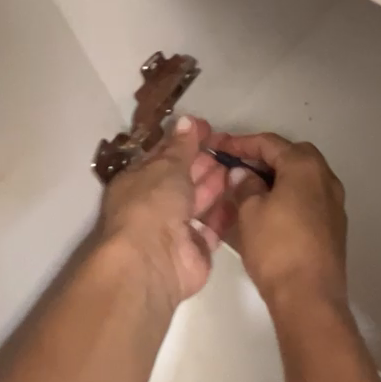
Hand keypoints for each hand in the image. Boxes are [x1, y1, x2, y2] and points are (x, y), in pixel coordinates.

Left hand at [96, 115, 232, 308]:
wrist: (153, 262)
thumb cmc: (153, 204)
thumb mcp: (167, 165)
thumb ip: (181, 144)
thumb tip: (186, 119)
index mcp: (139, 181)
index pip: (164, 155)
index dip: (185, 140)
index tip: (208, 128)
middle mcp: (154, 204)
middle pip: (183, 179)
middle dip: (204, 163)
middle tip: (229, 148)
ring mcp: (175, 229)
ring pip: (199, 202)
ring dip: (217, 185)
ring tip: (239, 168)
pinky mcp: (195, 250)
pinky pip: (213, 226)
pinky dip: (225, 213)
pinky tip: (242, 195)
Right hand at [215, 133, 347, 308]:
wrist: (310, 298)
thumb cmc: (277, 248)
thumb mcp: (250, 212)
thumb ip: (245, 186)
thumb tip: (244, 174)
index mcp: (305, 166)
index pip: (269, 143)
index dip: (241, 143)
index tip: (219, 148)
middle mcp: (325, 177)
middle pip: (291, 155)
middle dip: (263, 157)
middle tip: (237, 167)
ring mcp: (334, 202)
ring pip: (301, 178)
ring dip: (277, 178)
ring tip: (250, 189)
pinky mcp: (334, 225)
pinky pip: (308, 198)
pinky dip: (289, 196)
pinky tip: (270, 211)